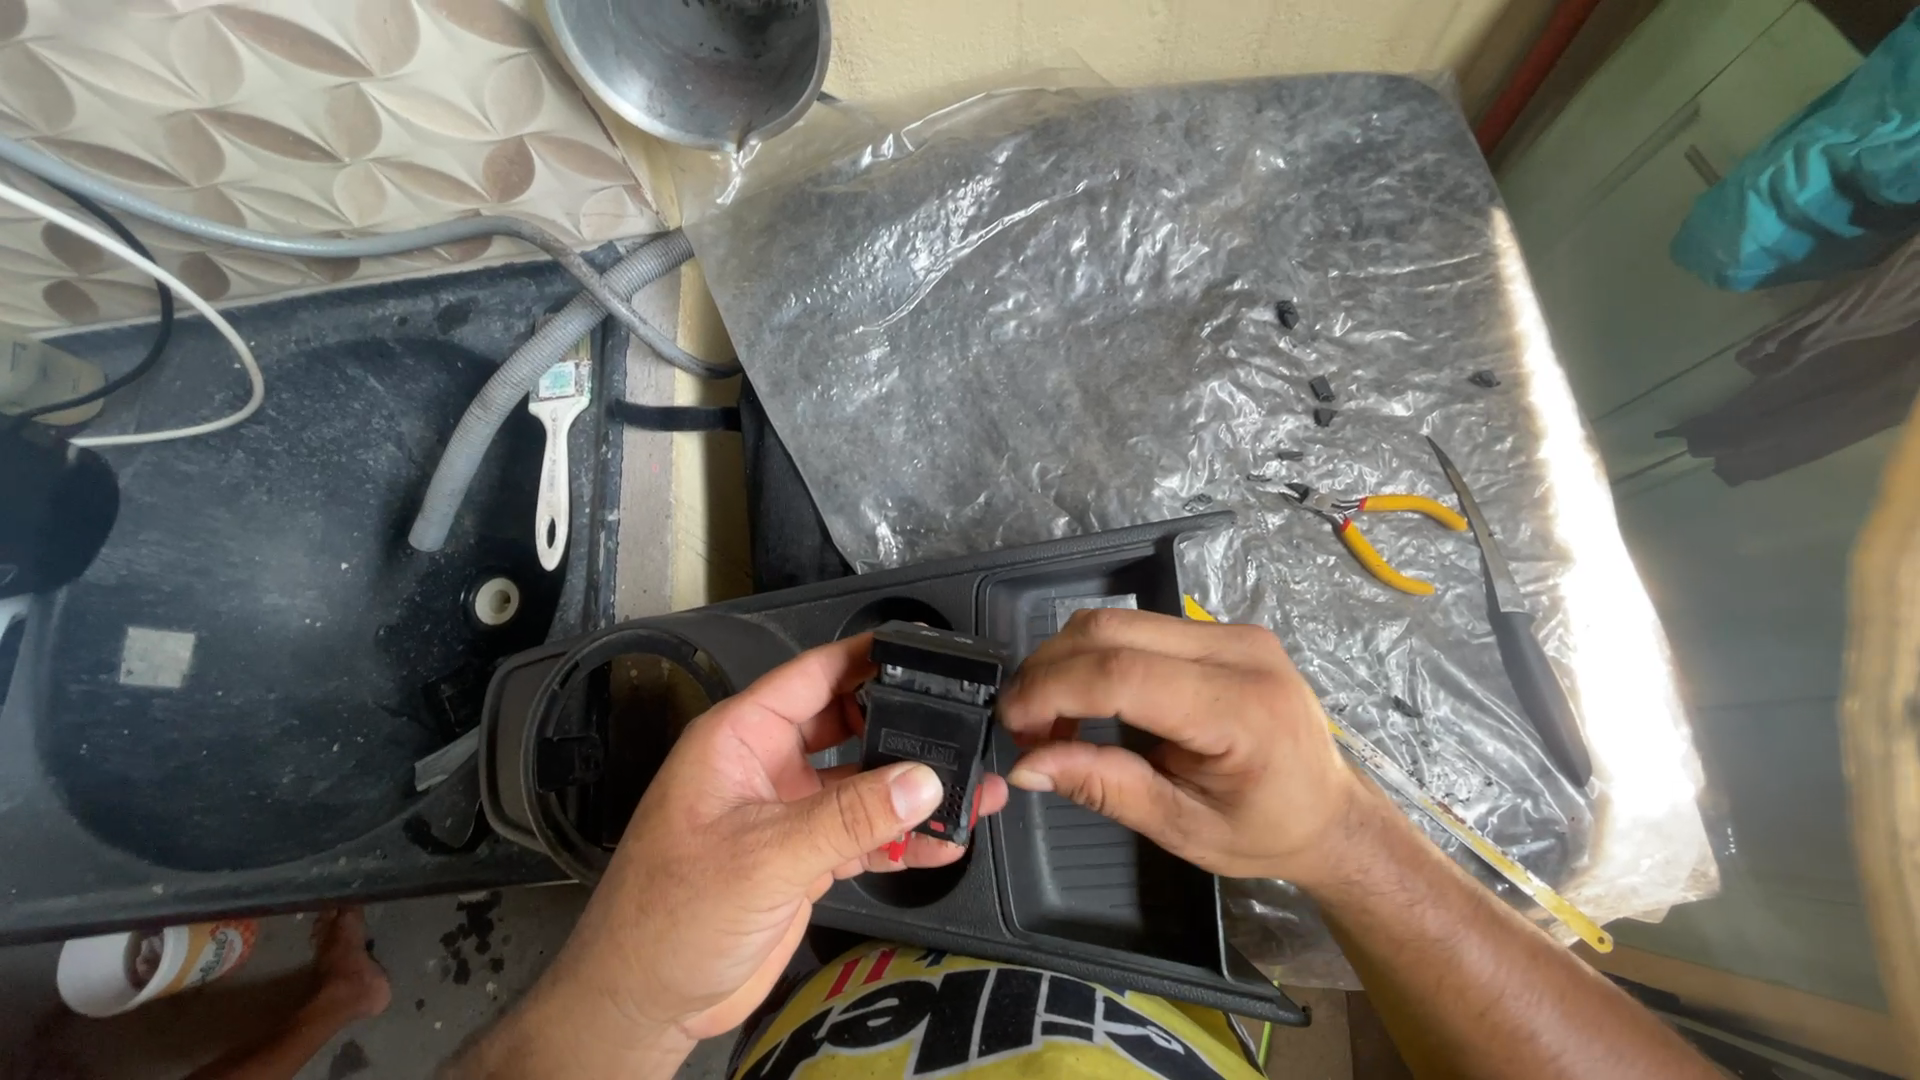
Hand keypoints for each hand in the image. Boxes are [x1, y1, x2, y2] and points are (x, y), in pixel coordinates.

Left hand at [518, 635, 1008, 1065]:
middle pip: (849, 725)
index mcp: (741, 737)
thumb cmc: (671, 915)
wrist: (643, 1003)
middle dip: (904, 728)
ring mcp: (788, 811)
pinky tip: (942, 843)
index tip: (924, 649)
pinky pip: (863, 834)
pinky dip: (901, 839)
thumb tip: (923, 782)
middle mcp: (767, 764)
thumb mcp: (764, 857)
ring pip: (863, 784)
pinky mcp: (804, 856)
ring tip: (973, 791)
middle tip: (964, 726)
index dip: (867, 656)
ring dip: (912, 791)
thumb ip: (849, 818)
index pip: (813, 675)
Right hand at [997, 608, 1360, 885]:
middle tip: (1024, 724)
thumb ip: (1105, 787)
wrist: (1331, 811)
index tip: (1011, 723)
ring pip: (1117, 620)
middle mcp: (1239, 651)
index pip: (1124, 675)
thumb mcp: (1183, 827)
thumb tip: (1025, 766)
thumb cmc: (1266, 832)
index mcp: (1241, 709)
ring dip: (1066, 661)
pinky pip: (1137, 626)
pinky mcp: (1219, 628)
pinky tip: (1087, 698)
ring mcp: (1231, 631)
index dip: (1053, 690)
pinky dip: (1094, 657)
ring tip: (1052, 718)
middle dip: (1048, 670)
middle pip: (1111, 630)